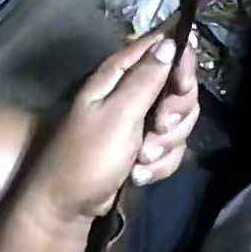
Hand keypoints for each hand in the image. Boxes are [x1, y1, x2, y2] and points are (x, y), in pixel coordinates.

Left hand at [21, 32, 198, 226]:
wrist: (68, 209)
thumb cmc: (87, 156)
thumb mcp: (118, 115)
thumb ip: (146, 79)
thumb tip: (169, 42)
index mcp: (121, 73)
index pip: (163, 46)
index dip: (181, 62)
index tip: (182, 86)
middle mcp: (133, 89)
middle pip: (179, 85)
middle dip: (175, 112)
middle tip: (159, 128)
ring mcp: (141, 118)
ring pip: (180, 118)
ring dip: (166, 143)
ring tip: (142, 158)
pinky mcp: (146, 144)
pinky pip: (172, 145)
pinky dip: (160, 163)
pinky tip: (140, 174)